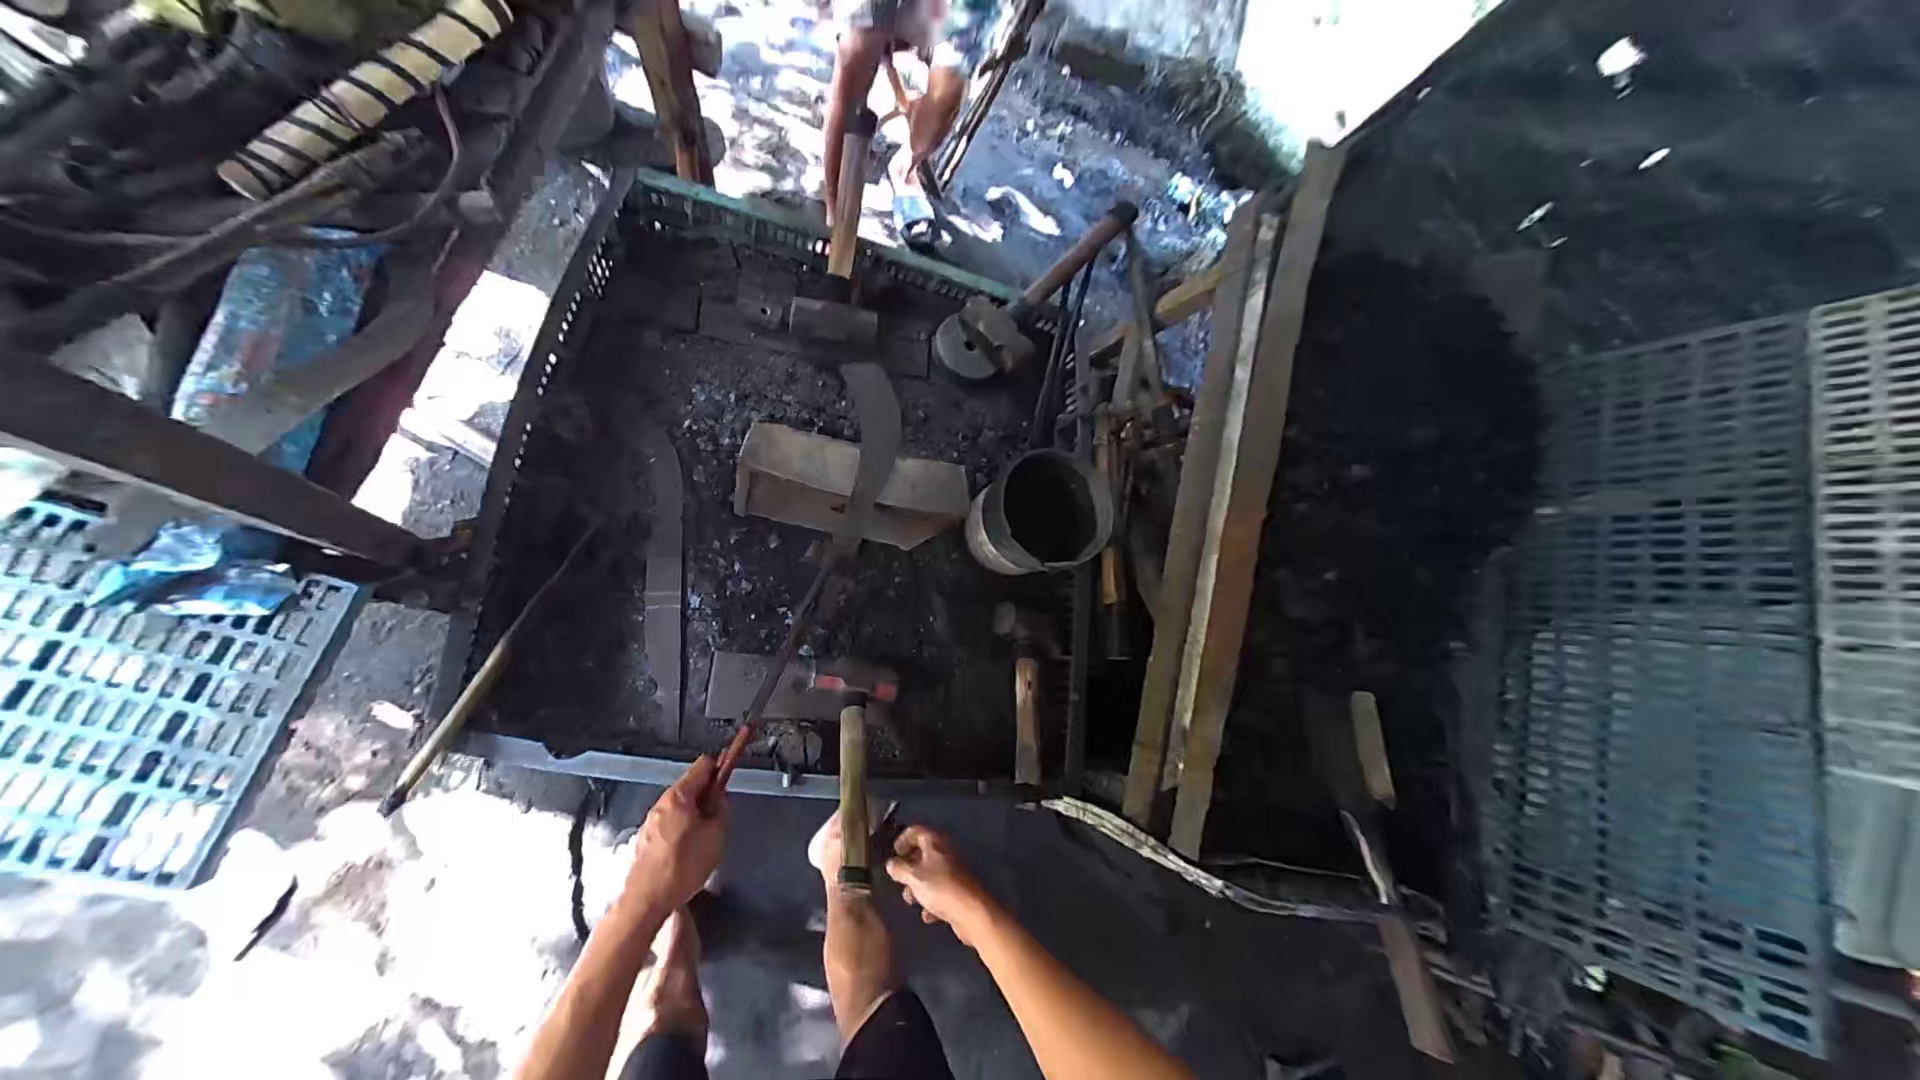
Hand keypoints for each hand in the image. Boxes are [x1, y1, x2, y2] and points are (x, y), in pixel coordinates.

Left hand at [627, 756, 727, 909]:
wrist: (645, 903)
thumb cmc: (680, 868)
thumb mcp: (716, 834)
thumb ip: (721, 809)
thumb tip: (720, 797)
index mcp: (679, 796)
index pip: (704, 764)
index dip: (722, 766)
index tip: (733, 769)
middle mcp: (662, 804)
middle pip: (692, 787)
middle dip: (709, 797)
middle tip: (721, 817)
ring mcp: (651, 823)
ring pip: (682, 808)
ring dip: (697, 816)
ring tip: (706, 841)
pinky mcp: (646, 841)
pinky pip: (671, 825)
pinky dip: (684, 831)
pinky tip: (689, 855)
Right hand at [886, 825, 994, 945]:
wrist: (971, 913)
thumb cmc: (941, 888)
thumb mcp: (914, 877)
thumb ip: (899, 869)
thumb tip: (891, 863)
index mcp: (935, 843)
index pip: (916, 831)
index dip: (902, 839)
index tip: (893, 854)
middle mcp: (945, 854)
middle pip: (921, 854)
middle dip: (908, 868)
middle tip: (900, 881)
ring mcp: (952, 873)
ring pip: (928, 875)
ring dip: (918, 888)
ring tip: (913, 900)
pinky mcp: (957, 891)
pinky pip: (938, 893)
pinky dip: (931, 902)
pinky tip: (928, 914)